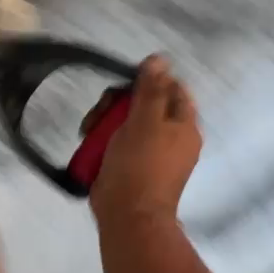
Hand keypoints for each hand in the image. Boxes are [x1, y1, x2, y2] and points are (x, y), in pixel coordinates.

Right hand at [86, 54, 200, 226]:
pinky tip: (90, 142)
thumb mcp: (145, 121)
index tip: (124, 87)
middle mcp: (172, 137)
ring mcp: (151, 152)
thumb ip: (151, 89)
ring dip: (105, 120)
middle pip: (145, 103)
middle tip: (101, 111)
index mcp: (184, 126)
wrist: (128, 214)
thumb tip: (159, 59)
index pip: (172, 88)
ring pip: (127, 120)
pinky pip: (117, 139)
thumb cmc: (140, 164)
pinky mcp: (131, 163)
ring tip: (89, 130)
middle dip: (118, 102)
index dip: (148, 81)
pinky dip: (103, 138)